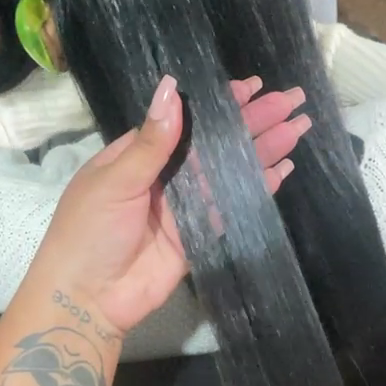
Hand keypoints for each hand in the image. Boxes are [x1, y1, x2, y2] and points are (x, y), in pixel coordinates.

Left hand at [24, 74, 310, 336]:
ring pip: (230, 173)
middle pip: (215, 144)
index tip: (252, 88)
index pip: (185, 121)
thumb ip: (152, 140)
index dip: (219, 105)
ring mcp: (184, 208)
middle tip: (292, 101)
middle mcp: (164, 178)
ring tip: (299, 128)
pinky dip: (258, 190)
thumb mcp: (116, 180)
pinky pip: (232, 209)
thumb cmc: (88, 232)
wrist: (87, 297)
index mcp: (137, 156)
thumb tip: (172, 87)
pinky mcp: (198, 237)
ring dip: (263, 151)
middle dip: (252, 123)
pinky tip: (282, 170)